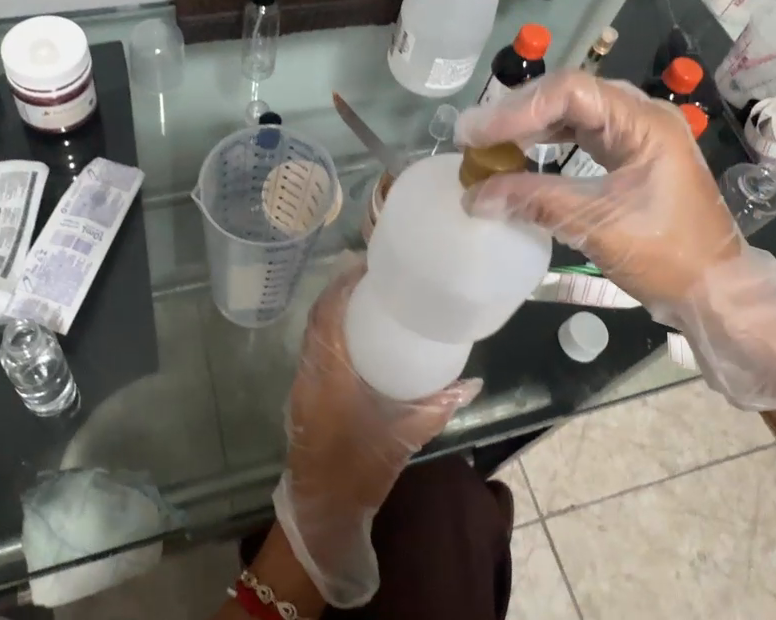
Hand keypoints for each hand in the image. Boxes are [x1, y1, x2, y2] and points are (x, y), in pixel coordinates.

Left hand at [274, 260, 479, 607]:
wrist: (321, 510)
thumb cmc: (359, 470)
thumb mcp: (403, 438)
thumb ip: (437, 407)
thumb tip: (473, 382)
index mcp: (329, 373)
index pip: (328, 314)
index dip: (343, 285)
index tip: (367, 265)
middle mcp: (310, 370)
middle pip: (317, 316)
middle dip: (339, 290)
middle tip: (372, 274)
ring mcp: (302, 382)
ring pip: (313, 331)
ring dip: (333, 308)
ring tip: (366, 295)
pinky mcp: (303, 394)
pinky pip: (314, 348)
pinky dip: (330, 330)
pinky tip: (356, 332)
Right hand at [454, 70, 741, 307]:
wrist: (717, 292)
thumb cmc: (668, 257)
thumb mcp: (596, 227)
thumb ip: (534, 202)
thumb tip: (473, 196)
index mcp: (644, 123)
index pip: (570, 93)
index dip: (517, 110)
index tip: (477, 135)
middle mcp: (641, 117)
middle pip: (568, 94)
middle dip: (516, 113)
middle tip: (472, 137)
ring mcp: (637, 134)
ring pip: (571, 112)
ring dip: (527, 125)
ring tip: (487, 144)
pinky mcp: (630, 155)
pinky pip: (579, 134)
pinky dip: (545, 141)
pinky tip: (519, 153)